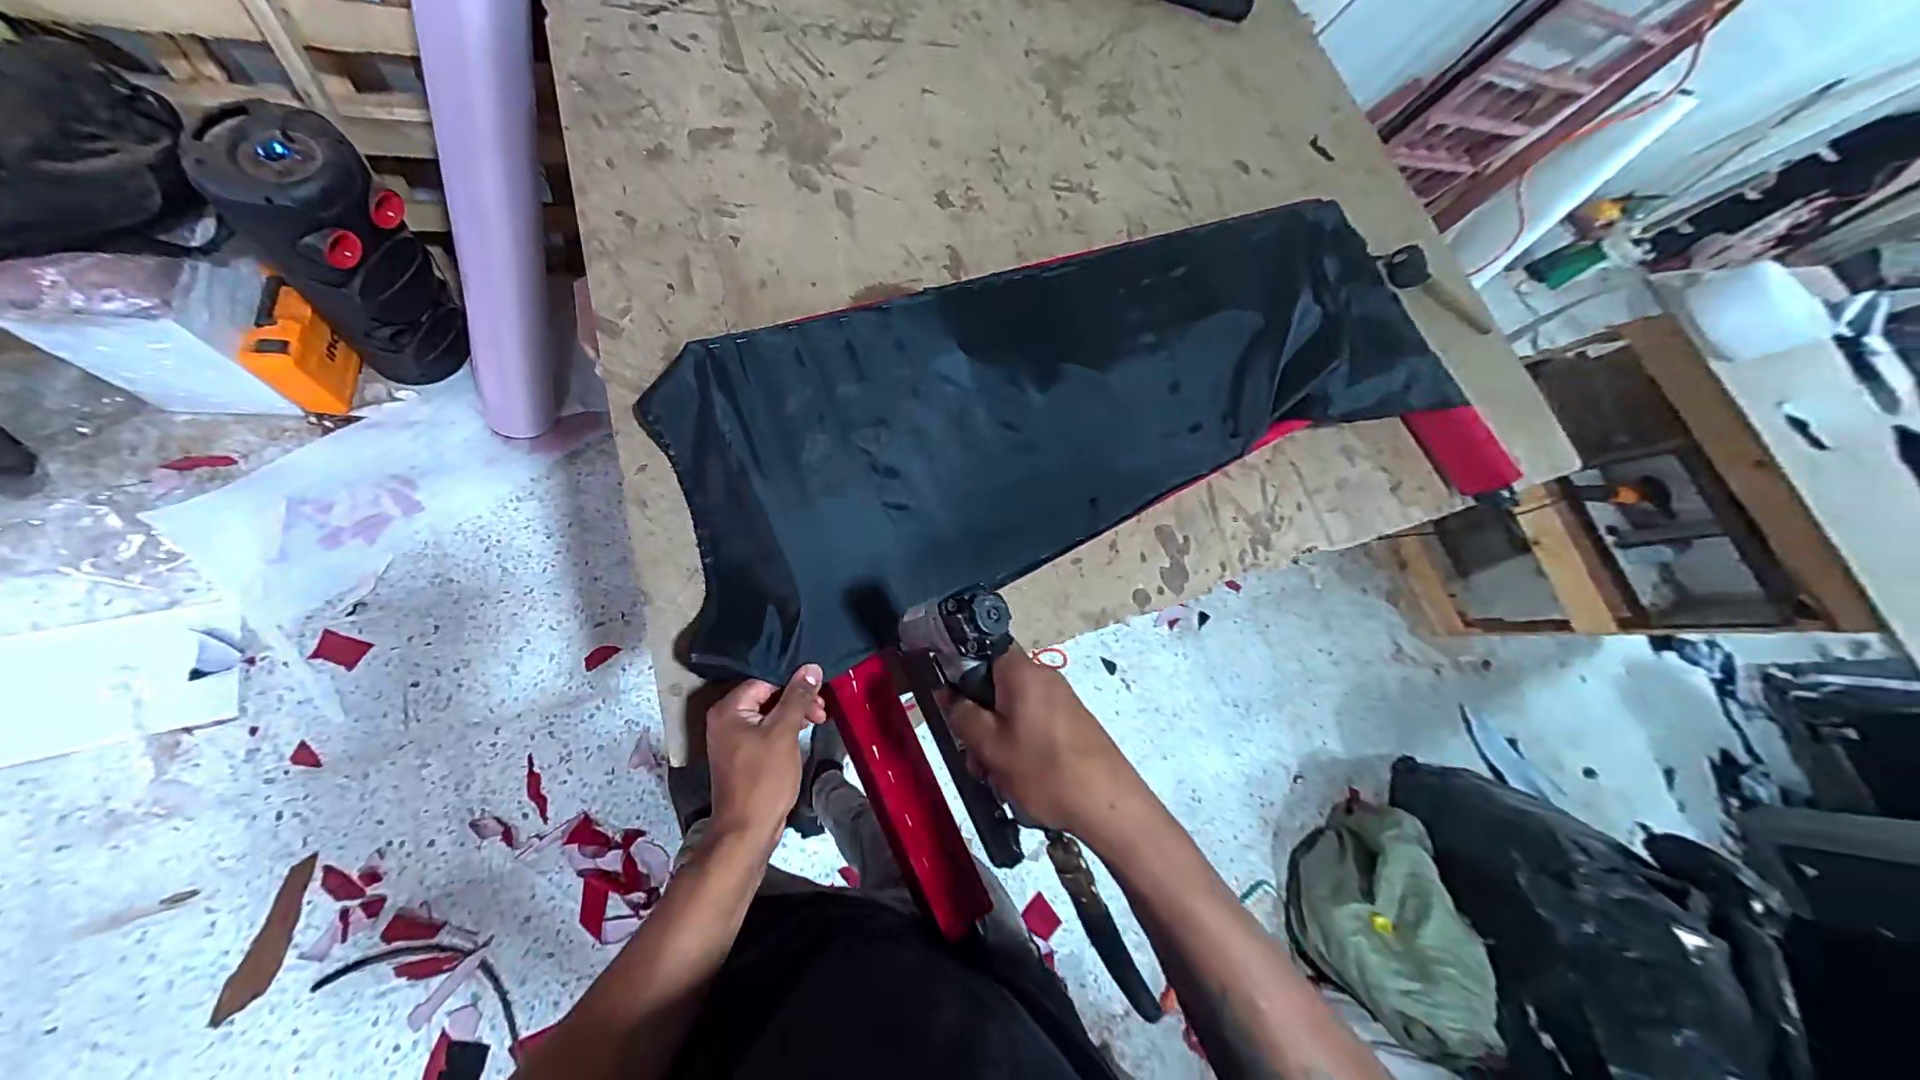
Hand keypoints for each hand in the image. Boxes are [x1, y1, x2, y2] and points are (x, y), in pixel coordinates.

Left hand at [705, 664, 826, 845]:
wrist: (747, 831)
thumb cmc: (764, 779)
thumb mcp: (784, 732)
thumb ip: (798, 697)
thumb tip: (811, 668)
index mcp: (729, 709)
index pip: (765, 680)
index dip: (794, 683)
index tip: (819, 692)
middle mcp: (725, 720)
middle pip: (766, 695)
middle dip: (796, 700)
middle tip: (822, 711)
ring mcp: (732, 739)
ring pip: (768, 713)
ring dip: (794, 714)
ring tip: (818, 721)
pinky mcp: (743, 755)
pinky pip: (766, 731)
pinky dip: (785, 729)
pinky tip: (803, 734)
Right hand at [948, 651, 1150, 841]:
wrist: (1108, 804)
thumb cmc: (1044, 770)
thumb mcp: (989, 746)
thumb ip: (962, 715)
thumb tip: (951, 696)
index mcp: (1022, 671)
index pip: (980, 654)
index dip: (960, 680)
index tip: (953, 709)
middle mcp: (1043, 678)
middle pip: (995, 690)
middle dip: (980, 724)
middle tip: (978, 759)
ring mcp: (1061, 702)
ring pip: (1012, 715)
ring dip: (998, 744)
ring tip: (1001, 779)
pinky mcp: (1071, 725)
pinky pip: (1033, 729)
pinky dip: (1021, 751)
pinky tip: (1023, 781)